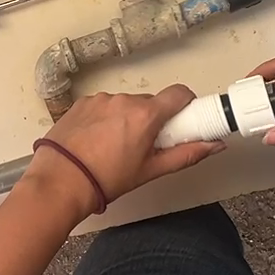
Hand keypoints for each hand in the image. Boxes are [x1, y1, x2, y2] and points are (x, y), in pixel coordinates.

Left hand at [30, 86, 224, 218]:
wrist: (60, 180)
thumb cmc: (105, 179)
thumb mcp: (151, 170)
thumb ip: (186, 154)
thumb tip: (214, 145)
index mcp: (145, 114)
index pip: (178, 93)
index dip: (186, 104)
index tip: (184, 119)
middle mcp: (123, 99)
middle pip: (150, 102)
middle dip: (152, 119)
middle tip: (146, 145)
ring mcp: (100, 99)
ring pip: (125, 104)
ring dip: (126, 119)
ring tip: (115, 147)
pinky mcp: (81, 103)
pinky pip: (102, 106)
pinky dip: (105, 119)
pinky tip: (96, 141)